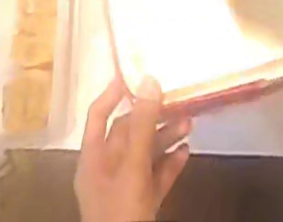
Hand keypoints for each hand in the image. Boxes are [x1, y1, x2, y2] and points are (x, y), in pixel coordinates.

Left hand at [75, 76, 190, 221]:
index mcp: (92, 159)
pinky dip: (169, 165)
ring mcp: (123, 191)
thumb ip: (142, 125)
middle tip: (177, 100)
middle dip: (152, 116)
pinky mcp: (141, 209)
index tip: (134, 74)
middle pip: (127, 133)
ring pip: (145, 155)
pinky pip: (155, 180)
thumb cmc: (121, 213)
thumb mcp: (132, 167)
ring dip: (165, 138)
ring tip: (190, 123)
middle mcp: (105, 171)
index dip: (114, 92)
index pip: (99, 115)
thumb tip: (149, 79)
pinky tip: (186, 153)